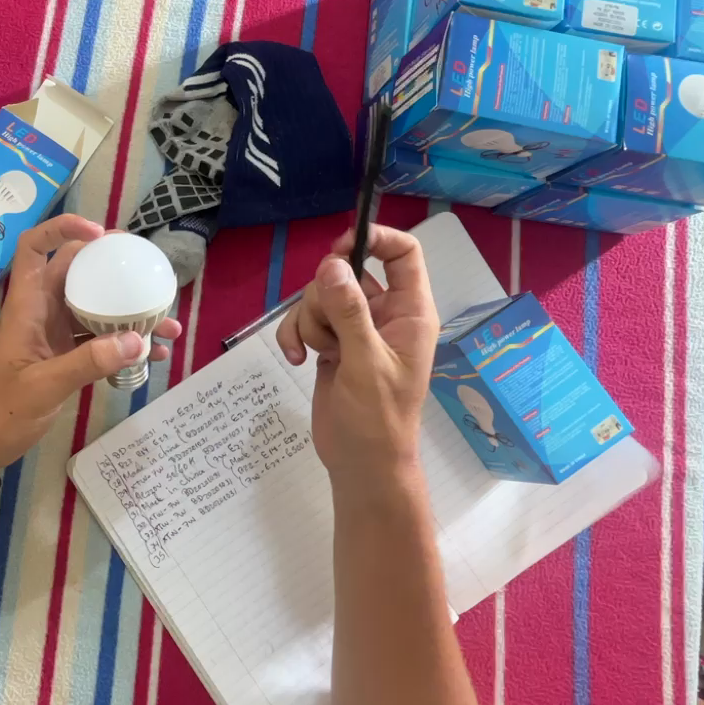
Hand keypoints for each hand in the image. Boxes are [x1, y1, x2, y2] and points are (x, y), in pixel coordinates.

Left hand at [0, 216, 181, 480]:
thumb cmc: (1, 411)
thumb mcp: (44, 386)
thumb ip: (88, 362)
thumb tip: (137, 340)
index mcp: (26, 305)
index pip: (33, 247)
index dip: (62, 228)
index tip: (100, 234)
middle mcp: (42, 311)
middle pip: (76, 270)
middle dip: (111, 265)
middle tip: (149, 269)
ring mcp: (55, 334)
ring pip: (95, 306)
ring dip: (128, 310)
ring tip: (166, 321)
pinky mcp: (66, 357)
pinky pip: (100, 339)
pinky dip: (125, 343)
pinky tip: (154, 355)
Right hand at [276, 226, 438, 496]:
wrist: (361, 464)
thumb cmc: (377, 418)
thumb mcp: (364, 362)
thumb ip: (349, 311)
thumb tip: (332, 264)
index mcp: (409, 313)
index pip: (402, 254)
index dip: (373, 240)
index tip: (338, 250)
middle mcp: (383, 315)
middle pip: (346, 274)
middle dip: (324, 299)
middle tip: (327, 334)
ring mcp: (354, 331)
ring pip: (319, 298)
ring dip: (307, 322)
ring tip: (317, 354)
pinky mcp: (330, 346)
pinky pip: (304, 322)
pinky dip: (294, 337)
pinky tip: (298, 360)